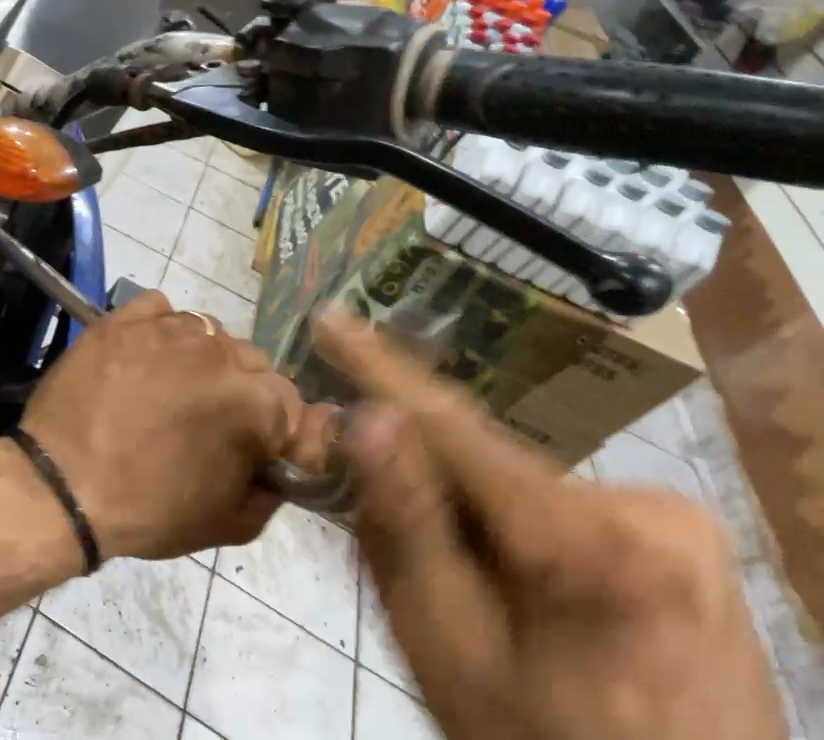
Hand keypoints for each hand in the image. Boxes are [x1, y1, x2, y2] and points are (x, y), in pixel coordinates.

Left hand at [19, 291, 334, 560]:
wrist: (61, 486)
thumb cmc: (147, 511)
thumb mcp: (228, 523)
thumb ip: (271, 491)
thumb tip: (279, 468)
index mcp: (255, 402)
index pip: (288, 401)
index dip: (273, 426)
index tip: (251, 443)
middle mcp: (218, 354)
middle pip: (248, 361)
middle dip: (237, 388)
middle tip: (204, 418)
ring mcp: (165, 331)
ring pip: (205, 331)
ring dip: (199, 356)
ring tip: (169, 387)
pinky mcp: (120, 320)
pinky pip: (157, 308)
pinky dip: (159, 326)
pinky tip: (144, 354)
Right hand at [315, 310, 784, 739]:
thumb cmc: (537, 737)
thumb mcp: (447, 644)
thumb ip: (405, 527)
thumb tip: (368, 419)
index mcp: (588, 541)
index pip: (456, 428)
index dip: (382, 369)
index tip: (329, 318)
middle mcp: (651, 510)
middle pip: (486, 463)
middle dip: (418, 476)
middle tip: (370, 521)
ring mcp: (680, 524)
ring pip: (517, 485)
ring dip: (465, 510)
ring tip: (456, 584)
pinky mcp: (686, 541)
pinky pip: (558, 506)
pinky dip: (510, 528)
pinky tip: (511, 589)